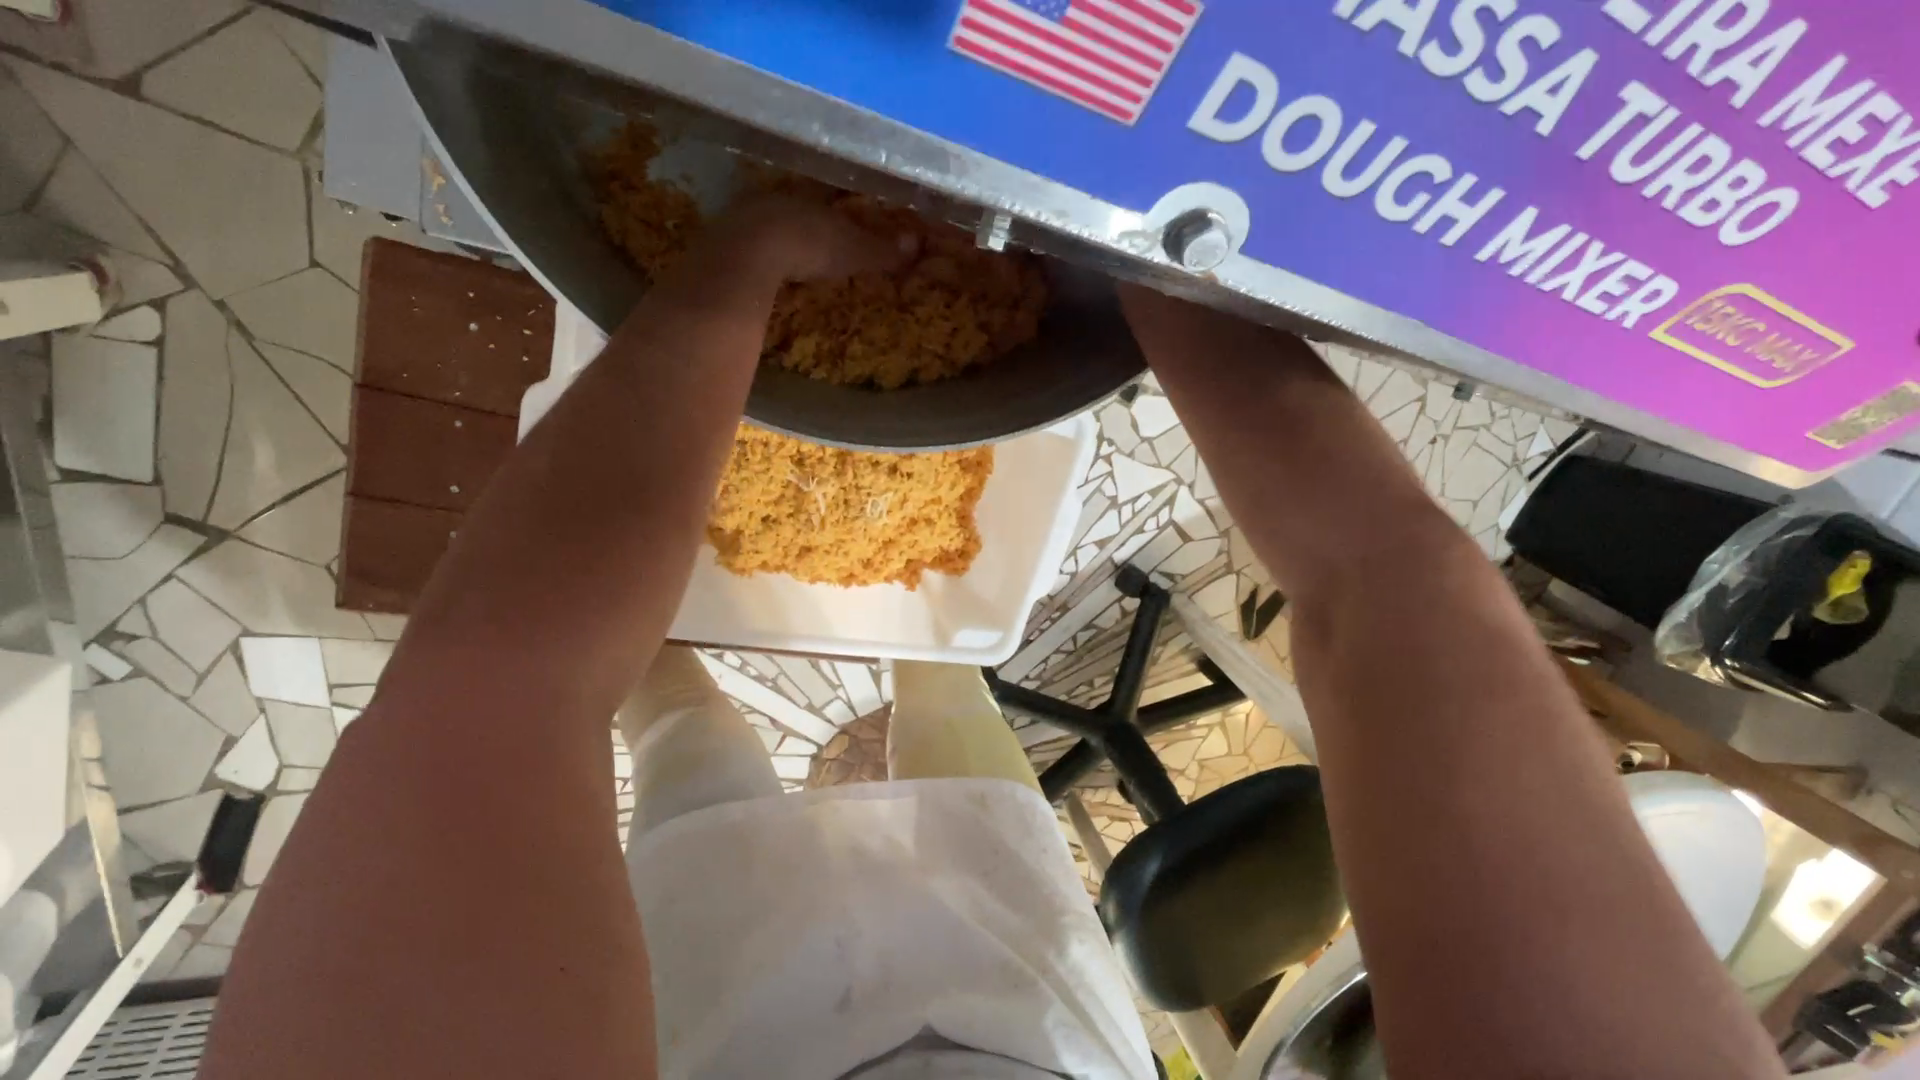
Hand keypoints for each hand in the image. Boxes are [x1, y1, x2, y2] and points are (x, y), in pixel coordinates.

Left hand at [710, 195, 917, 284]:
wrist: (750, 254)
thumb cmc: (810, 246)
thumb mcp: (853, 251)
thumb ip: (881, 249)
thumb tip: (916, 242)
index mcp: (810, 197)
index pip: (828, 201)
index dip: (837, 212)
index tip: (844, 222)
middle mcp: (778, 200)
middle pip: (796, 210)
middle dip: (805, 224)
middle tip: (814, 240)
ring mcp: (746, 217)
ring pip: (768, 225)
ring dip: (777, 239)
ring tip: (787, 257)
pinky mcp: (723, 241)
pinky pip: (746, 246)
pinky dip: (756, 255)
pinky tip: (760, 269)